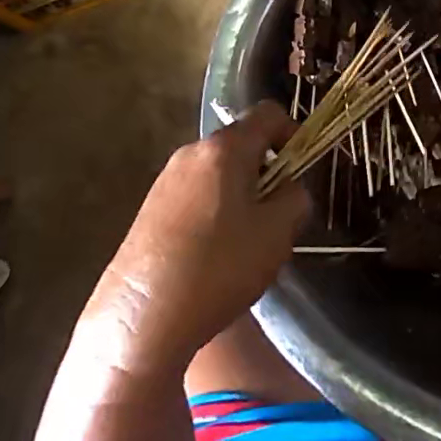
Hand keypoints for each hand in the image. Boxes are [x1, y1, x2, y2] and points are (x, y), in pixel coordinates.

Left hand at [84, 103, 308, 374]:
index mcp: (224, 149)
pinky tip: (216, 254)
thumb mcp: (279, 231)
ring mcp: (164, 184)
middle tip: (280, 210)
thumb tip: (287, 189)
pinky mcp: (147, 213)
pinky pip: (197, 195)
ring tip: (249, 238)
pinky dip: (216, 210)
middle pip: (243, 144)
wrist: (138, 327)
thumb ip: (296, 196)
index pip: (270, 113)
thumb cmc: (219, 267)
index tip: (302, 167)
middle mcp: (190, 155)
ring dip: (243, 192)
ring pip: (220, 172)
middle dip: (269, 168)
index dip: (294, 132)